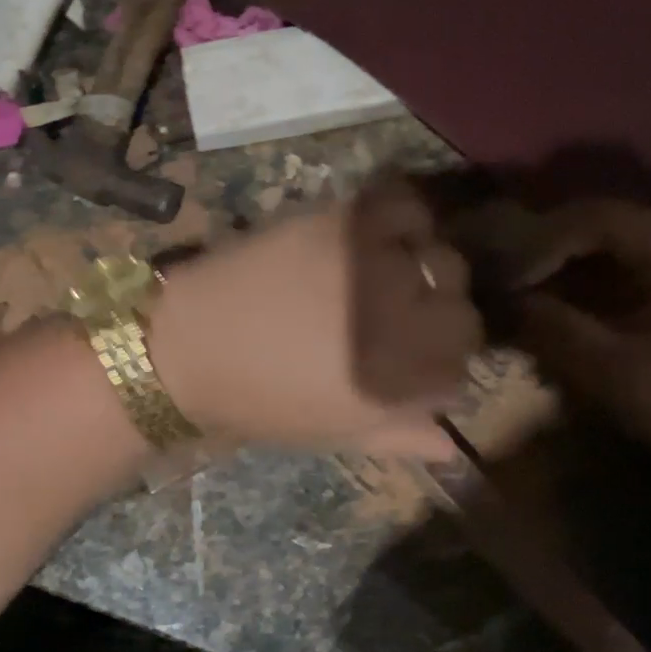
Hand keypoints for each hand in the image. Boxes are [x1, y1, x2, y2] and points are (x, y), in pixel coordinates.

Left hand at [150, 177, 481, 460]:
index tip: (414, 358)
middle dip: (438, 317)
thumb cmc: (257, 401)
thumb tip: (452, 443)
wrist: (187, 348)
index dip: (440, 362)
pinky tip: (377, 236)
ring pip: (442, 261)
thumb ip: (399, 437)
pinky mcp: (346, 223)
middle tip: (397, 316)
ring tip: (384, 276)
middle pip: (462, 312)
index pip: (463, 367)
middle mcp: (403, 326)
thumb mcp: (332, 432)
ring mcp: (378, 269)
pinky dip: (402, 219)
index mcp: (400, 386)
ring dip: (422, 270)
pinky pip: (407, 208)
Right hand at [512, 200, 650, 445]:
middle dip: (547, 257)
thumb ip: (557, 331)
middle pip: (603, 230)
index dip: (543, 243)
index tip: (507, 281)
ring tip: (523, 308)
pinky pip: (622, 279)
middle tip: (505, 290)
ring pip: (609, 255)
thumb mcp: (616, 372)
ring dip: (562, 276)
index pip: (598, 218)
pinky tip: (558, 323)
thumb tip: (506, 302)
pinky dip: (582, 295)